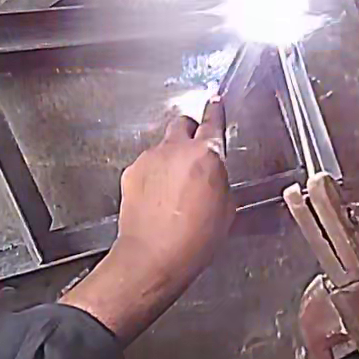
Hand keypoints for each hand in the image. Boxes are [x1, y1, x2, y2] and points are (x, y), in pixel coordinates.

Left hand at [60, 97, 230, 341]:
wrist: (153, 257)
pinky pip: (147, 164)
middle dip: (190, 131)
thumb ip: (220, 179)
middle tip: (195, 149)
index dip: (216, 110)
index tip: (216, 101)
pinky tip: (158, 197)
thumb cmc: (194, 240)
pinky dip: (153, 174)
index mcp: (207, 155)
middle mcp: (176, 149)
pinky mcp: (131, 172)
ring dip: (171, 157)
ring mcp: (150, 159)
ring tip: (175, 188)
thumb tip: (214, 172)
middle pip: (183, 123)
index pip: (213, 120)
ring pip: (163, 146)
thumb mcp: (227, 209)